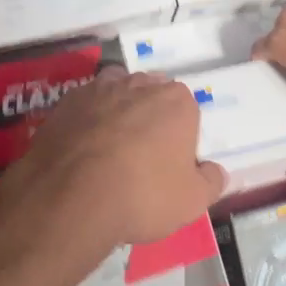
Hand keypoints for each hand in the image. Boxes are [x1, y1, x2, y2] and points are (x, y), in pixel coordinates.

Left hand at [1, 68, 226, 246]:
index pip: (187, 111)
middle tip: (142, 159)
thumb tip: (216, 171)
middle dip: (149, 119)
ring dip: (117, 113)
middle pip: (151, 96)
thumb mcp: (191, 201)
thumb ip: (210, 182)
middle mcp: (140, 83)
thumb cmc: (143, 195)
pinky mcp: (68, 100)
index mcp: (177, 101)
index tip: (170, 164)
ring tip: (109, 152)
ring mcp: (101, 88)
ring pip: (117, 94)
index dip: (180, 137)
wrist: (73, 196)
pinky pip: (85, 107)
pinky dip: (86, 122)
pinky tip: (81, 151)